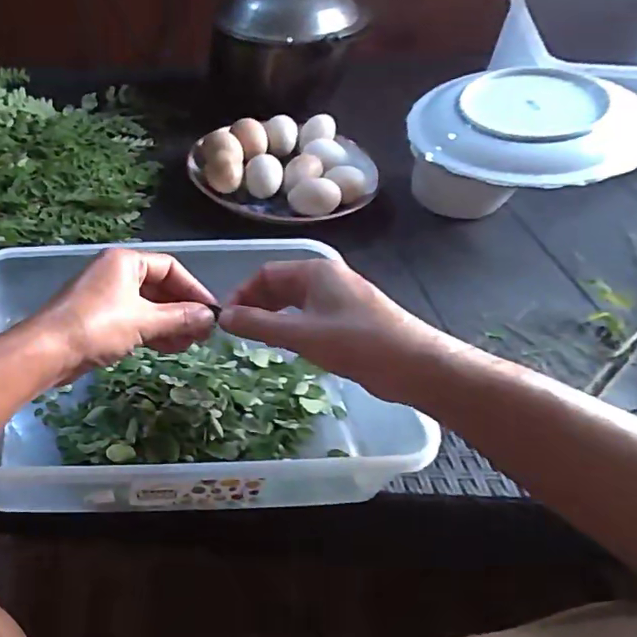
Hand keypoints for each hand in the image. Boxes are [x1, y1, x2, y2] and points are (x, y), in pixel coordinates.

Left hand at [28, 248, 218, 382]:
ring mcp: (103, 296)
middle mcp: (114, 273)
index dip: (194, 289)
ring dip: (168, 324)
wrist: (47, 351)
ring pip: (146, 306)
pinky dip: (149, 331)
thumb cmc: (97, 327)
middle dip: (182, 311)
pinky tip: (163, 348)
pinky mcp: (96, 319)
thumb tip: (209, 317)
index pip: (171, 267)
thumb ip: (179, 318)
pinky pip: (131, 320)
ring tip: (186, 346)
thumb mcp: (144, 321)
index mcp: (125, 261)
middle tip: (201, 335)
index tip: (211, 314)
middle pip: (159, 287)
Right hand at [219, 259, 460, 402]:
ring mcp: (339, 299)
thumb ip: (257, 325)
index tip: (227, 319)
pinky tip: (286, 347)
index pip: (265, 273)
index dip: (242, 294)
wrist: (413, 364)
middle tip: (237, 333)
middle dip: (255, 306)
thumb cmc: (355, 343)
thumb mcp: (299, 334)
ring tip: (256, 341)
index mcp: (315, 271)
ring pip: (293, 303)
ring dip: (271, 318)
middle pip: (278, 286)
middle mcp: (327, 279)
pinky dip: (290, 327)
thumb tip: (223, 318)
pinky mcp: (347, 320)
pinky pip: (308, 317)